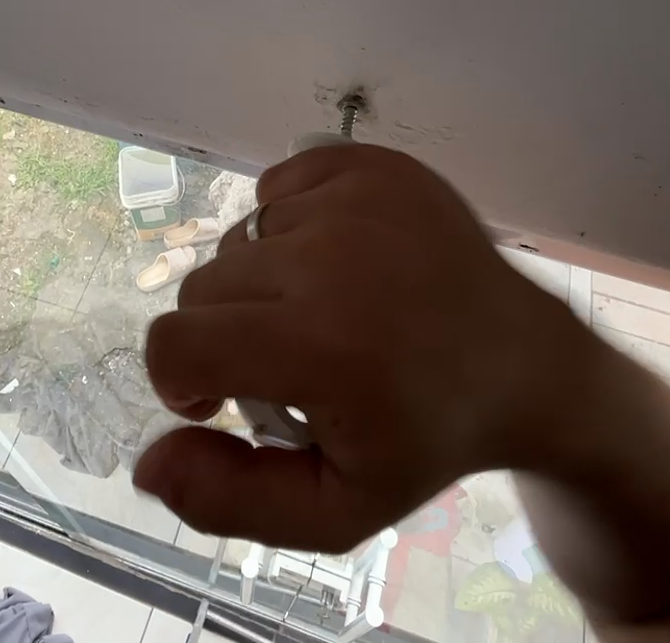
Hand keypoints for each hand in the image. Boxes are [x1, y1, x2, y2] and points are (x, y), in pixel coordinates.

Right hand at [133, 144, 587, 551]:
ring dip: (263, 280)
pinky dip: (290, 225)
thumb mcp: (334, 508)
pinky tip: (340, 258)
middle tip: (288, 359)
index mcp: (321, 345)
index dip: (182, 381)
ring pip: (239, 238)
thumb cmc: (424, 438)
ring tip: (326, 308)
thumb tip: (147, 461)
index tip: (222, 399)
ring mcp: (352, 197)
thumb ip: (228, 500)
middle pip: (202, 288)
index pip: (176, 344)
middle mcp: (330, 255)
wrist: (522, 361)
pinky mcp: (367, 162)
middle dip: (225, 333)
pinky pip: (276, 187)